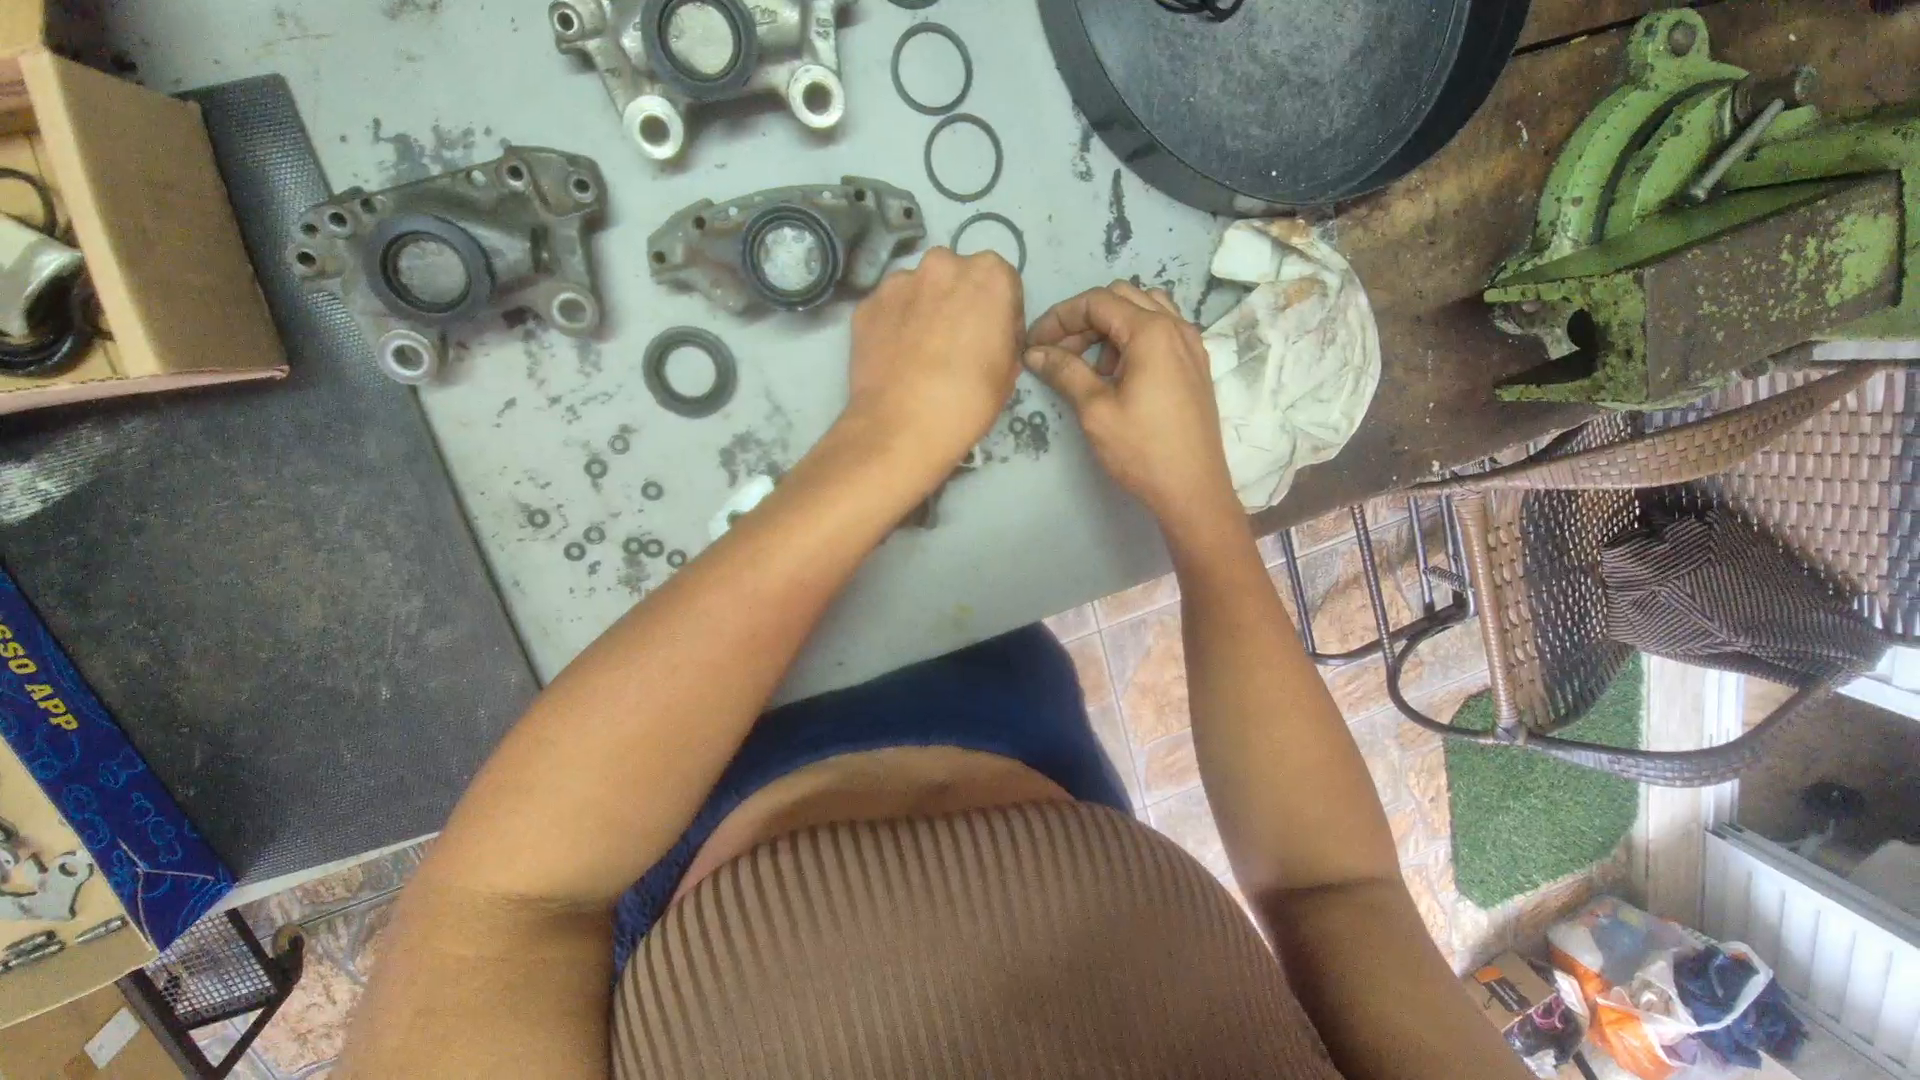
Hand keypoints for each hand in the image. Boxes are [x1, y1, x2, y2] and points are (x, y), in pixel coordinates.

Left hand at [840, 247, 1023, 475]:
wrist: (902, 426)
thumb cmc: (969, 399)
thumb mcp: (1008, 371)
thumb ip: (1003, 339)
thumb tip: (990, 339)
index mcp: (989, 275)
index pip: (1002, 283)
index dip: (1000, 313)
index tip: (992, 340)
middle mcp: (943, 264)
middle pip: (957, 277)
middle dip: (959, 302)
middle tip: (956, 344)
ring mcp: (899, 282)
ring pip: (919, 290)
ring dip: (924, 310)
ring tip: (921, 353)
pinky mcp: (867, 304)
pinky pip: (889, 310)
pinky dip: (894, 326)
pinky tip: (897, 359)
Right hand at [1025, 282, 1238, 525]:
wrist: (1193, 489)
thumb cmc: (1142, 450)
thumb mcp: (1096, 410)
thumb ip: (1065, 372)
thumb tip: (1035, 353)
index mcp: (1152, 332)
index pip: (1097, 302)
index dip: (1060, 317)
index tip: (1035, 344)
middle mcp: (1176, 327)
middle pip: (1121, 298)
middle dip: (1084, 319)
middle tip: (1058, 353)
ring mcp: (1191, 345)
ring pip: (1143, 311)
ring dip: (1110, 326)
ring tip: (1090, 364)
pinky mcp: (1195, 365)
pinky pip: (1160, 332)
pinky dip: (1132, 339)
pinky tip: (1118, 374)